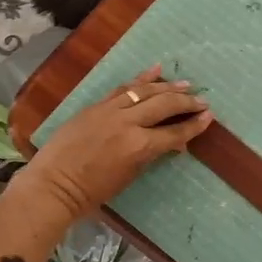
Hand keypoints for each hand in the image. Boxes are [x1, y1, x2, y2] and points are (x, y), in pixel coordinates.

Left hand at [15, 66, 212, 218]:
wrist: (53, 185)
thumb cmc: (92, 192)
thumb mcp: (129, 176)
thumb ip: (150, 155)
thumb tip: (170, 144)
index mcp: (139, 146)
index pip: (175, 133)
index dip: (194, 125)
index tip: (208, 117)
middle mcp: (128, 123)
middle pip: (164, 105)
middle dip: (186, 102)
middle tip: (202, 100)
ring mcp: (110, 110)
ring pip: (145, 91)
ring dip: (168, 87)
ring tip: (185, 85)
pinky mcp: (96, 105)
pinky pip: (123, 88)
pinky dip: (141, 78)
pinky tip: (156, 70)